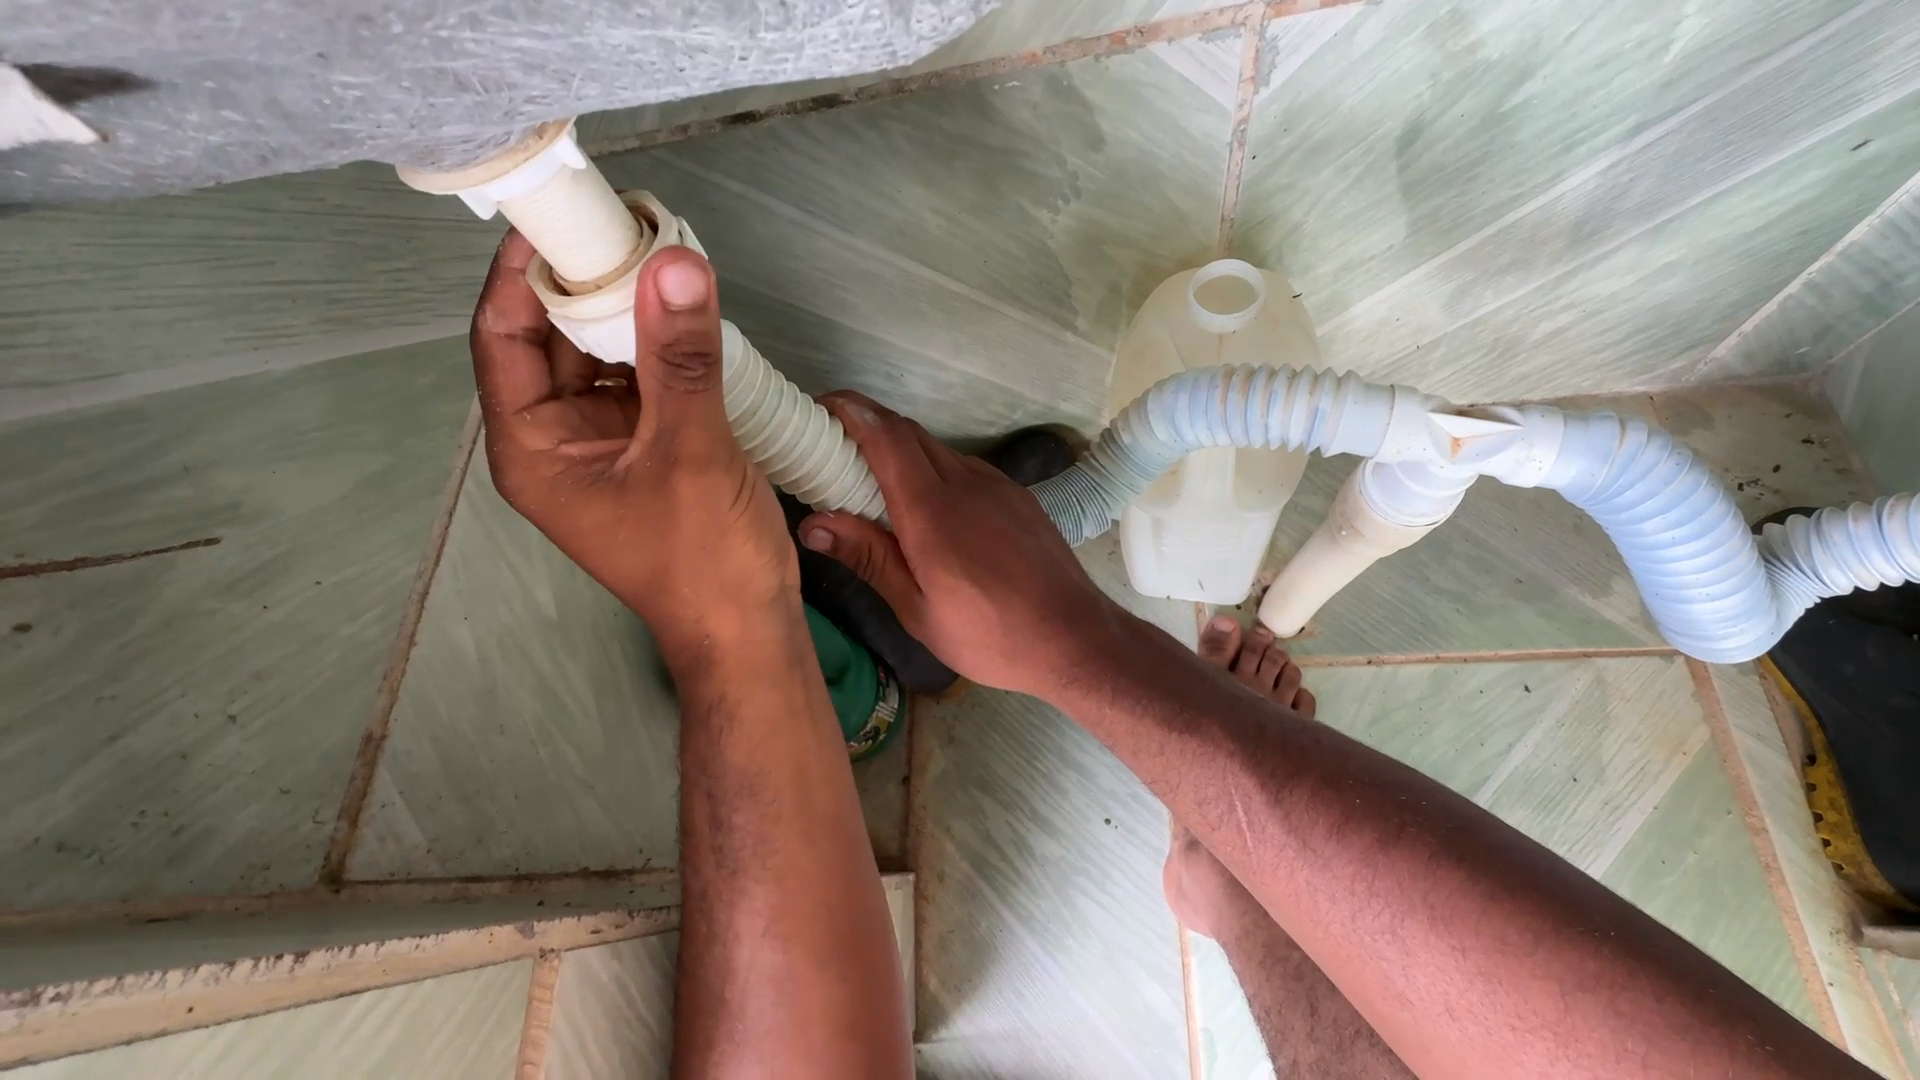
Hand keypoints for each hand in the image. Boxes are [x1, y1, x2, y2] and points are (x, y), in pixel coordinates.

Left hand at [469, 232, 796, 650]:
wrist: (748, 627)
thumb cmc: (703, 556)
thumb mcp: (691, 452)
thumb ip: (680, 358)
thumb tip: (676, 261)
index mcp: (534, 450)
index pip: (504, 339)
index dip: (524, 273)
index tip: (566, 215)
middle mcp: (558, 442)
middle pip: (551, 343)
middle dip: (585, 287)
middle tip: (628, 228)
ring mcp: (606, 445)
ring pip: (601, 360)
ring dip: (627, 314)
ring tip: (662, 258)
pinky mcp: (651, 449)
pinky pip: (642, 381)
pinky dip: (659, 347)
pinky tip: (687, 314)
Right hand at [796, 392, 1125, 698]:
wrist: (1074, 637)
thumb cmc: (989, 635)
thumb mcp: (918, 609)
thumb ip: (868, 557)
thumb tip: (812, 522)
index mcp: (932, 509)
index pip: (884, 435)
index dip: (848, 411)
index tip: (816, 409)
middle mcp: (964, 481)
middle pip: (906, 432)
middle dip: (865, 427)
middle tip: (830, 451)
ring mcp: (995, 484)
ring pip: (936, 449)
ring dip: (899, 450)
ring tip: (871, 483)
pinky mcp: (1014, 495)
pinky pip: (962, 467)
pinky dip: (931, 470)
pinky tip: (925, 508)